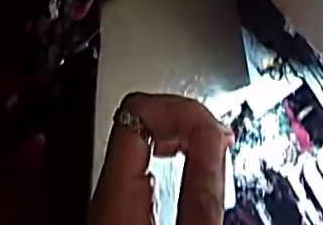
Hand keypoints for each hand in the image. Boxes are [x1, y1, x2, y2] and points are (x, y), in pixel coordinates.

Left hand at [89, 93, 232, 224]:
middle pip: (140, 116)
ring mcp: (110, 205)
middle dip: (185, 116)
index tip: (213, 127)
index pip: (138, 108)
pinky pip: (143, 166)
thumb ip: (200, 190)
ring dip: (182, 133)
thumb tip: (215, 133)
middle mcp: (104, 195)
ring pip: (142, 140)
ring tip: (214, 146)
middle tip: (218, 134)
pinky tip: (194, 170)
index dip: (181, 108)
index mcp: (112, 195)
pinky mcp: (121, 216)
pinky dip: (173, 155)